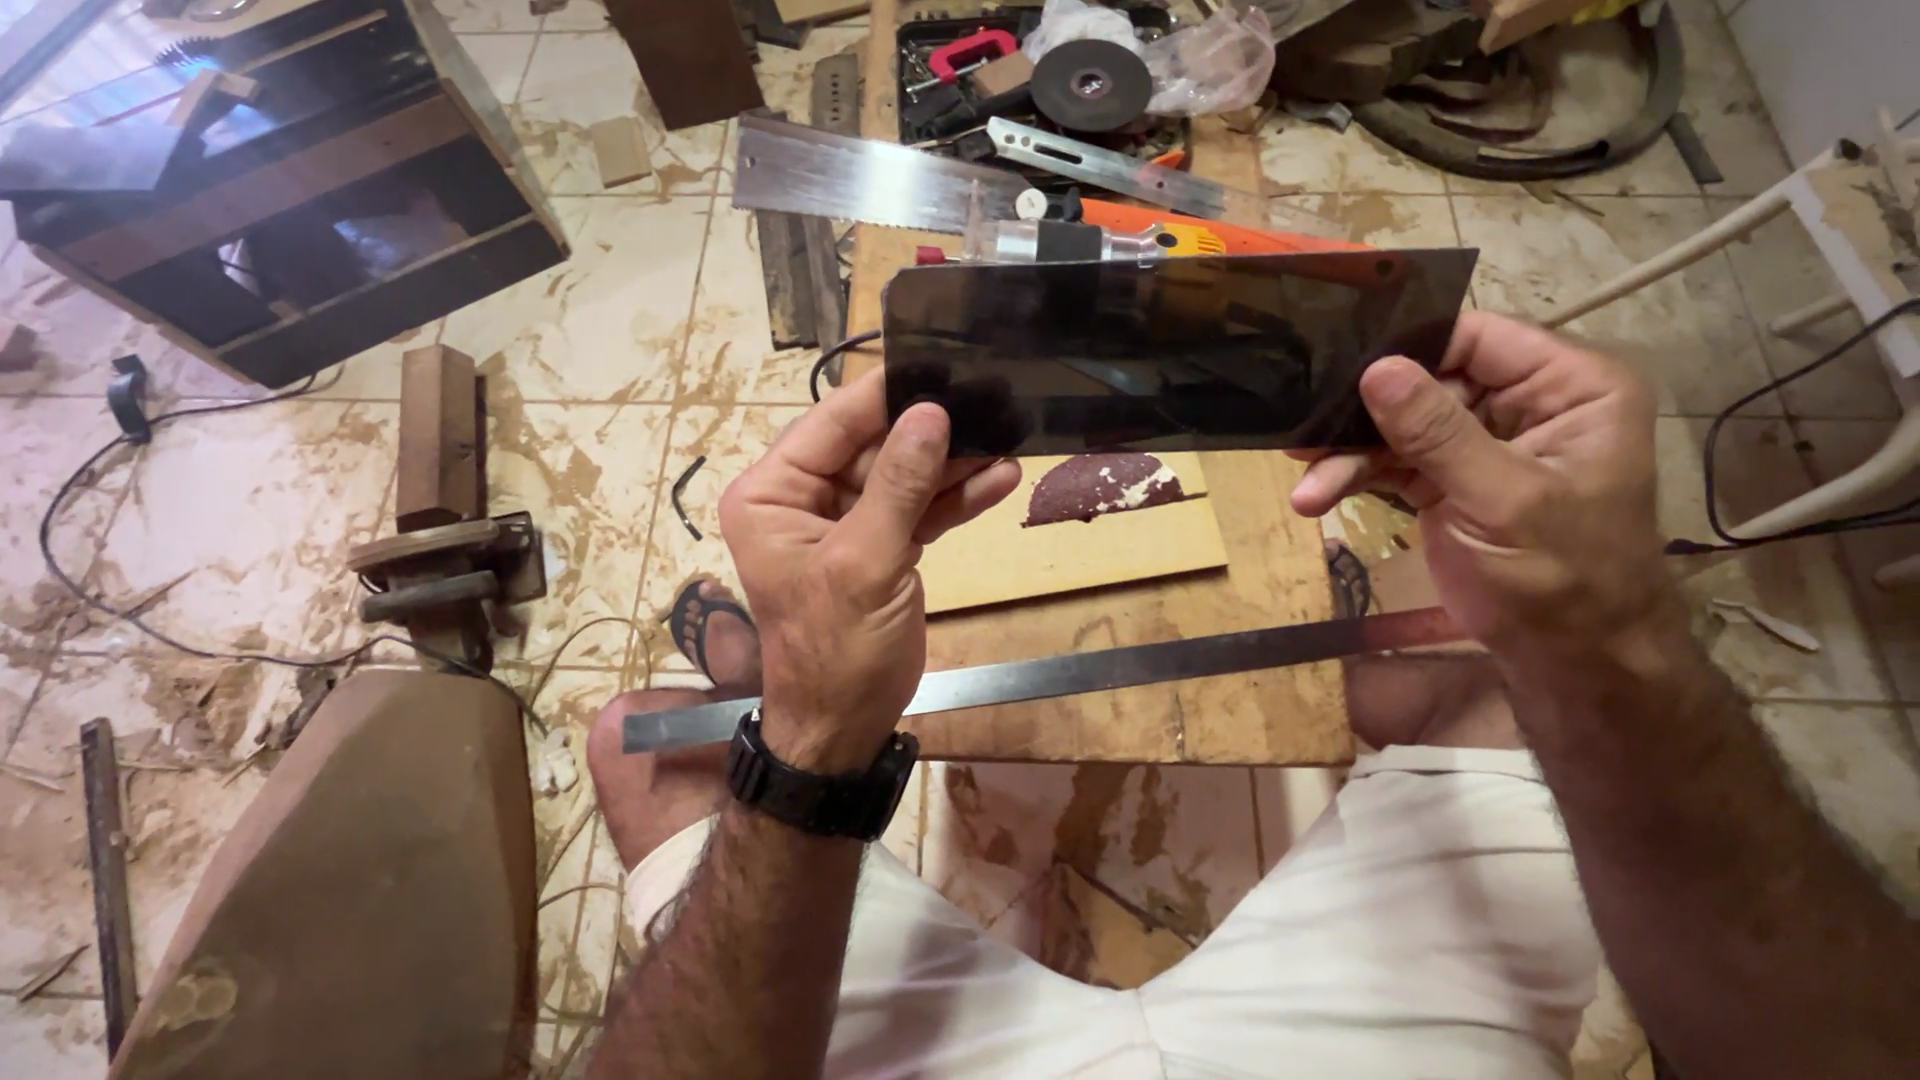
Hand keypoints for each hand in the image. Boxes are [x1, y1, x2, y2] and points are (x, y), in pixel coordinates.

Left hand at [718, 368, 1021, 771]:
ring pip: (904, 476)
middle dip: (930, 430)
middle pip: (874, 446)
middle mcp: (804, 499)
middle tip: (989, 397)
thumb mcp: (864, 563)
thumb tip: (930, 412)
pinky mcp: (884, 546)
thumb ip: (897, 486)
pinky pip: (921, 510)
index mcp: (772, 494)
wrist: (846, 724)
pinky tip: (1002, 479)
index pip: (830, 424)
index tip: (937, 362)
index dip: (883, 395)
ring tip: (1008, 433)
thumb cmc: (836, 649)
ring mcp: (848, 522)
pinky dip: (957, 499)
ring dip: (953, 463)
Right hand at [1290, 312, 1667, 655]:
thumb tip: (1376, 369)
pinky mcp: (1444, 480)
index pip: (1477, 339)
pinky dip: (1352, 477)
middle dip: (1365, 412)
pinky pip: (1389, 462)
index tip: (1341, 366)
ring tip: (1304, 480)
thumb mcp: (1502, 498)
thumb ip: (1437, 432)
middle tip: (1305, 431)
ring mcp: (1478, 443)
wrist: (1568, 656)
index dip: (1410, 348)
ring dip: (1348, 452)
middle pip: (1426, 381)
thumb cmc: (1562, 576)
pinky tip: (1314, 497)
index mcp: (1568, 388)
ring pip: (1397, 425)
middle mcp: (1523, 404)